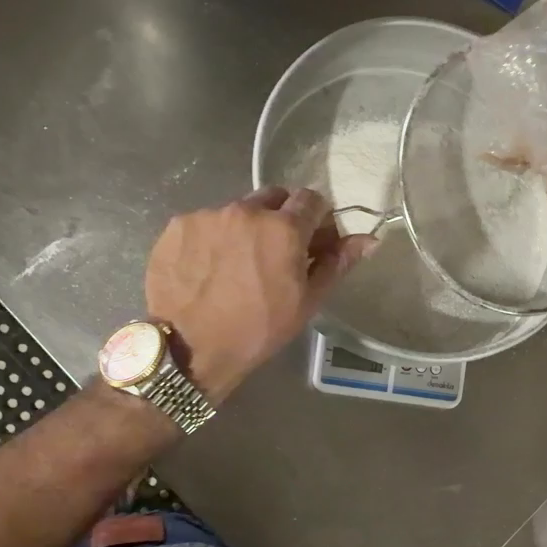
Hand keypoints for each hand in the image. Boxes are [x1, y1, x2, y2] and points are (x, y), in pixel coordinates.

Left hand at [145, 186, 375, 403]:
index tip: (311, 241)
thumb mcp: (305, 302)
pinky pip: (205, 223)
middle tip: (275, 254)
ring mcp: (208, 215)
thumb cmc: (257, 331)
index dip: (316, 218)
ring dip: (245, 229)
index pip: (312, 199)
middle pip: (273, 198)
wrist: (189, 349)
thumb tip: (368, 239)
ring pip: (236, 211)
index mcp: (283, 228)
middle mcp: (245, 210)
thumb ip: (336, 264)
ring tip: (236, 266)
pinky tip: (208, 269)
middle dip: (280, 218)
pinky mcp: (177, 225)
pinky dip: (212, 239)